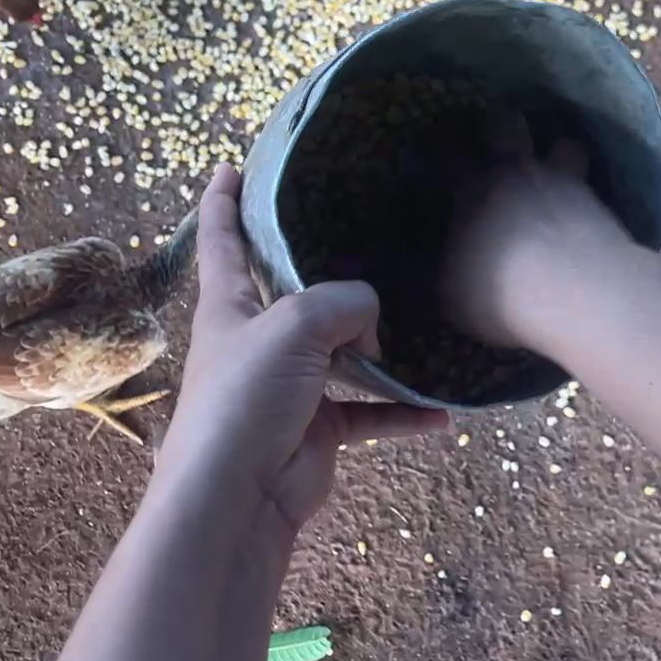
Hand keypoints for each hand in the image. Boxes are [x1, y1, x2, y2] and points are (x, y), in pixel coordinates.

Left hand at [156, 166, 448, 532]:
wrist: (239, 495)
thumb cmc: (248, 396)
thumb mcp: (295, 325)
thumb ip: (344, 303)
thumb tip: (370, 324)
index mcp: (230, 306)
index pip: (221, 240)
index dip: (221, 201)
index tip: (228, 165)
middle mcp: (258, 340)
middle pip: (294, 294)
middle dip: (324, 272)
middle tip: (366, 242)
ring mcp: (290, 385)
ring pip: (342, 354)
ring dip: (379, 352)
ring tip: (420, 331)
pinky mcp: (317, 427)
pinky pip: (369, 413)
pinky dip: (401, 413)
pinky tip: (439, 413)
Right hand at [443, 111, 633, 348]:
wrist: (577, 292)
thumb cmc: (499, 291)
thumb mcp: (447, 293)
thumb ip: (429, 275)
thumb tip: (408, 273)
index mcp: (472, 190)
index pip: (444, 153)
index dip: (432, 148)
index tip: (426, 149)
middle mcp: (517, 173)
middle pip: (505, 122)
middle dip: (497, 122)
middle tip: (495, 134)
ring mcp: (564, 182)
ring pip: (563, 143)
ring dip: (557, 151)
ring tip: (555, 166)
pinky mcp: (601, 203)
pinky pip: (592, 185)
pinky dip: (586, 193)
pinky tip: (584, 212)